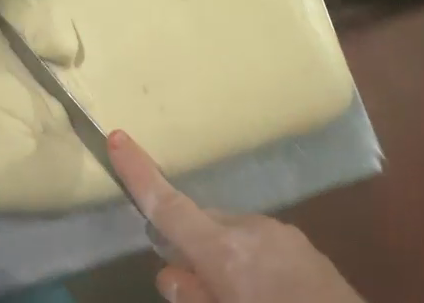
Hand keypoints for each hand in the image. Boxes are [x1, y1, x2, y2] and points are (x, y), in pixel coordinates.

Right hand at [107, 131, 363, 302]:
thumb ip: (193, 296)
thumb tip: (171, 270)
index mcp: (225, 252)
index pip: (169, 206)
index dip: (139, 173)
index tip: (116, 137)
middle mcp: (251, 230)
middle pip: (201, 225)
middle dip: (190, 246)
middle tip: (190, 285)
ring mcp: (282, 235)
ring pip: (232, 236)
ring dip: (223, 259)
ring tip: (233, 294)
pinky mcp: (306, 248)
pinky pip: (261, 246)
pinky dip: (251, 264)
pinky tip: (265, 294)